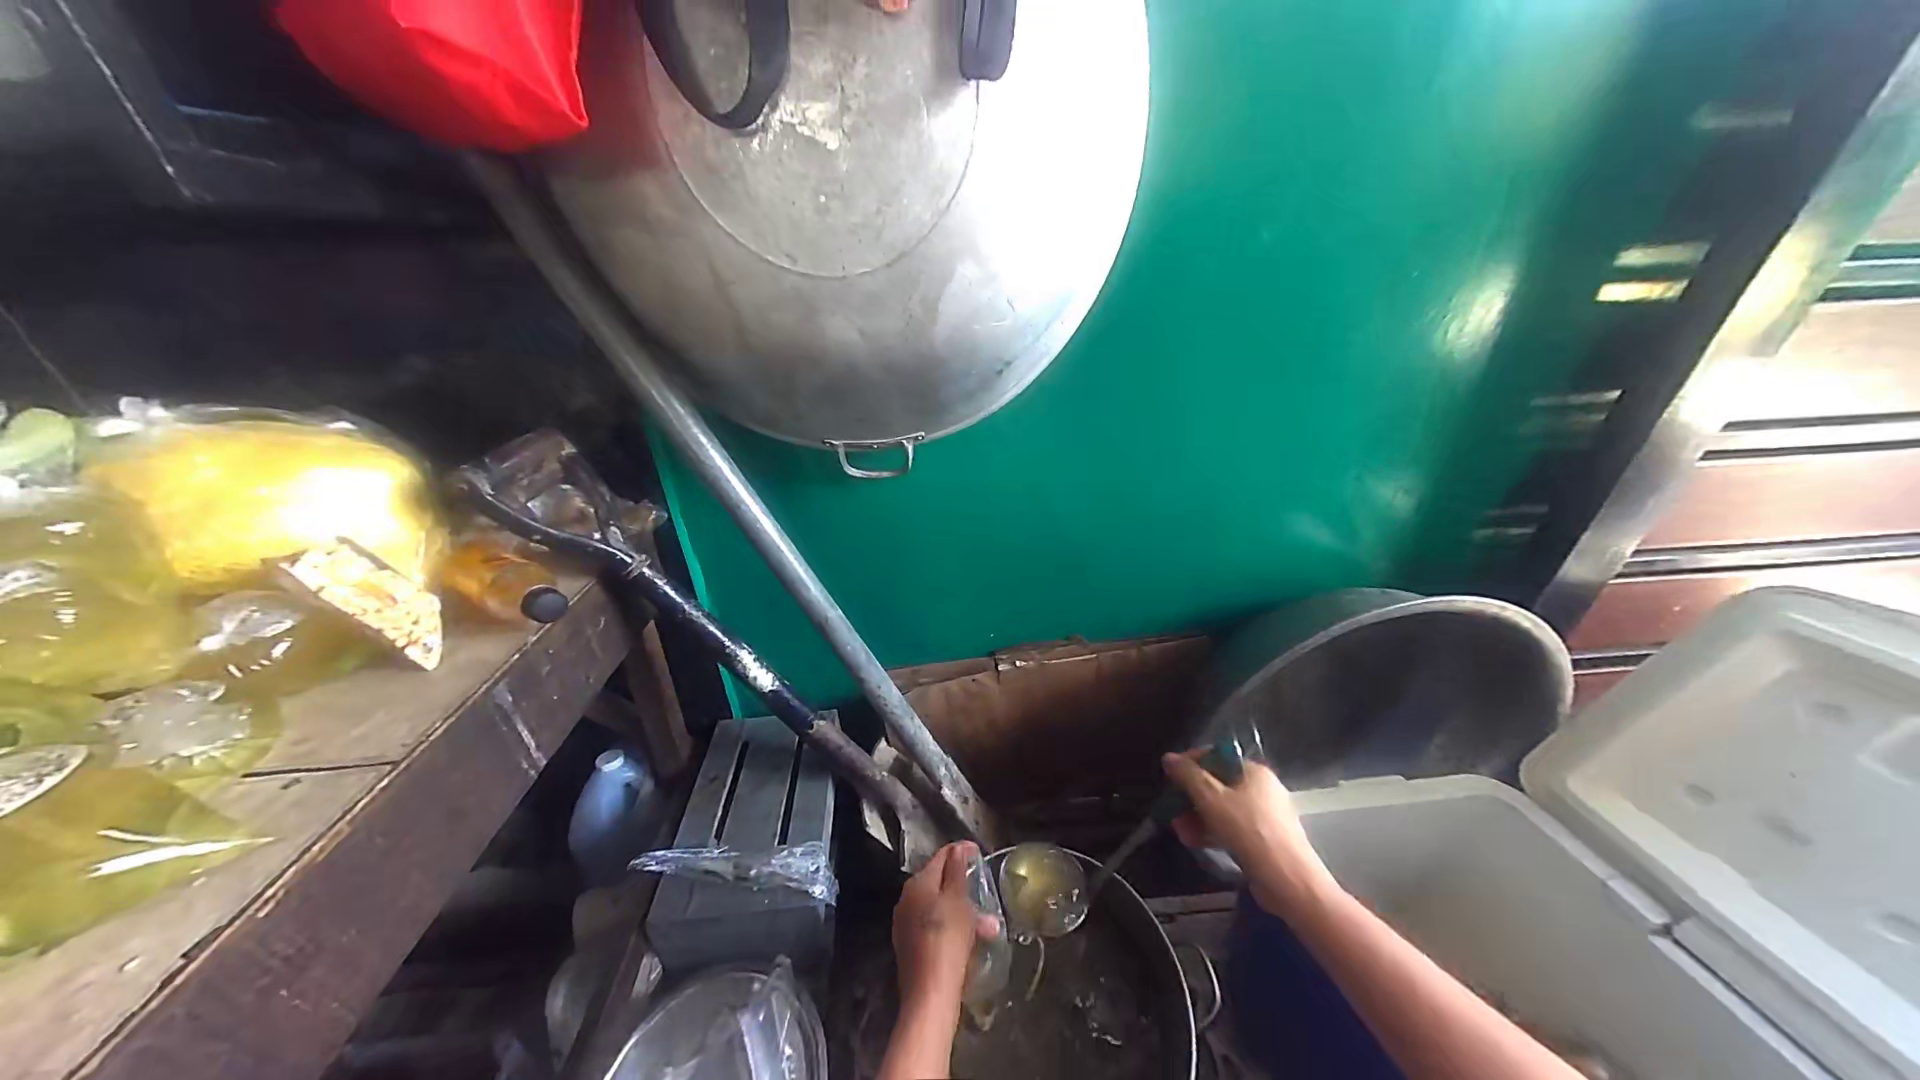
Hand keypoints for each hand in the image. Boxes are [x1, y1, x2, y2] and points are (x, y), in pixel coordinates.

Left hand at [892, 841, 999, 1009]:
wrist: (929, 993)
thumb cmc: (946, 939)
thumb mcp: (957, 900)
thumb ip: (957, 871)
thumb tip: (958, 848)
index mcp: (916, 883)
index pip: (940, 856)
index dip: (960, 851)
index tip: (978, 851)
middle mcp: (906, 899)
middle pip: (938, 882)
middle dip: (963, 885)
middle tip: (984, 890)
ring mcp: (905, 924)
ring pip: (938, 907)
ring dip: (962, 911)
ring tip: (987, 925)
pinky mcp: (910, 946)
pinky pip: (934, 926)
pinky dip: (952, 927)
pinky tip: (969, 940)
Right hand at [1161, 751, 1338, 917]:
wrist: (1288, 881)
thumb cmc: (1248, 831)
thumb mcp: (1210, 798)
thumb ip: (1187, 775)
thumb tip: (1169, 758)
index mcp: (1253, 771)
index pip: (1216, 755)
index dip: (1189, 763)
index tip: (1169, 777)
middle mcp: (1261, 788)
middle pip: (1217, 784)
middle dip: (1190, 796)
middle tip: (1171, 809)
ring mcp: (1264, 815)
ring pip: (1222, 808)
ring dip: (1197, 817)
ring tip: (1179, 830)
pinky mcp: (1264, 840)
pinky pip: (1232, 827)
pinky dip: (1212, 831)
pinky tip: (1194, 841)